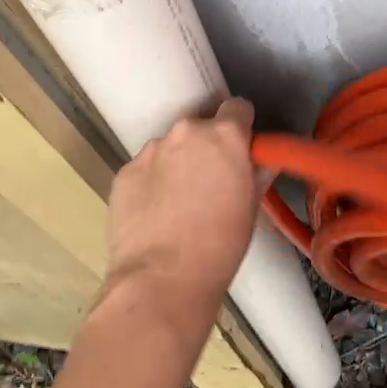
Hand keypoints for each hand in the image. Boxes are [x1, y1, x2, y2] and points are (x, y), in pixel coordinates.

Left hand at [102, 98, 260, 307]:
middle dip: (205, 147)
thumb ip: (257, 174)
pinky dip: (151, 184)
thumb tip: (263, 162)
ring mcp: (150, 150)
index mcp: (224, 134)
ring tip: (176, 204)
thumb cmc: (220, 244)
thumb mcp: (251, 207)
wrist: (161, 279)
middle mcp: (186, 132)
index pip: (237, 108)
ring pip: (169, 148)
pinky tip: (153, 215)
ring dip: (176, 164)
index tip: (240, 151)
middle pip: (200, 127)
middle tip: (208, 183)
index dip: (241, 128)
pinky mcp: (123, 172)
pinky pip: (144, 169)